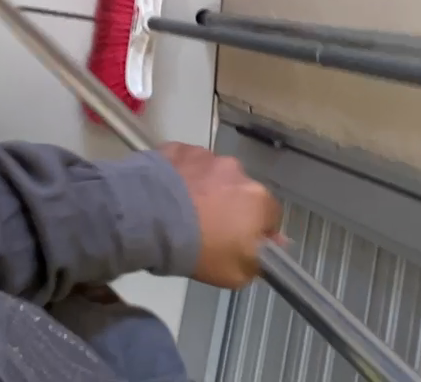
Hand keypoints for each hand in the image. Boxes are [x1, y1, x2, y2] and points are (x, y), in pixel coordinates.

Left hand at [159, 143, 281, 287]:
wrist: (148, 216)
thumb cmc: (199, 248)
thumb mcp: (237, 272)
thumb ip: (261, 258)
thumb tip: (271, 242)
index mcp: (257, 198)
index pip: (269, 214)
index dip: (256, 229)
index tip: (239, 240)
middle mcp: (234, 169)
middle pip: (239, 189)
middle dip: (229, 204)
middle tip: (208, 223)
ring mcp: (203, 154)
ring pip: (211, 173)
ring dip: (204, 186)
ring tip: (182, 206)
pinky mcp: (175, 147)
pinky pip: (185, 162)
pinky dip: (180, 173)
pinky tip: (167, 190)